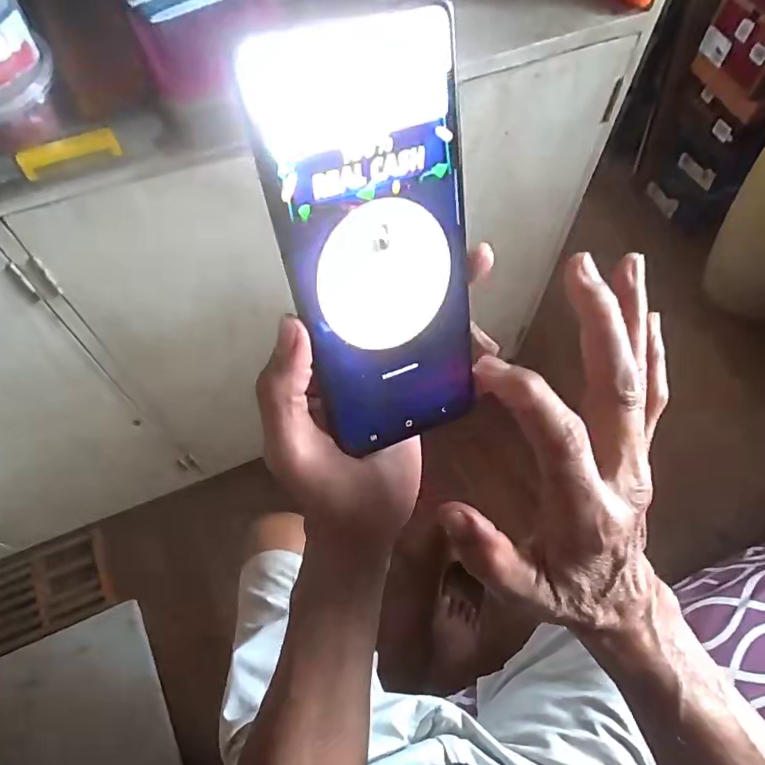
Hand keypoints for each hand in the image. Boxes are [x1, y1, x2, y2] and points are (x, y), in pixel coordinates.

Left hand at [258, 244, 496, 552]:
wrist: (364, 529)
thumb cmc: (318, 488)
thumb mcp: (286, 442)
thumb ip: (279, 389)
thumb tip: (292, 322)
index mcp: (314, 368)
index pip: (332, 311)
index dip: (352, 272)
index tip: (381, 236)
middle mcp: (350, 366)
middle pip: (381, 309)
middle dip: (413, 273)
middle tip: (448, 241)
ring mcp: (386, 380)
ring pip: (414, 331)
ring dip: (445, 302)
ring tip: (478, 269)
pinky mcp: (416, 398)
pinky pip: (435, 362)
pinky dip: (459, 345)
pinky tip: (484, 334)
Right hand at [437, 251, 679, 666]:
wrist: (623, 602)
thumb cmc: (568, 594)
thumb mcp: (524, 593)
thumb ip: (489, 558)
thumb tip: (451, 514)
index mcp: (586, 503)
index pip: (560, 434)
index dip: (526, 394)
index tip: (485, 367)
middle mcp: (622, 469)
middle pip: (619, 387)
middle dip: (600, 323)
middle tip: (581, 269)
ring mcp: (638, 455)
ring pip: (643, 379)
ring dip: (632, 318)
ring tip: (627, 264)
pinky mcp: (642, 450)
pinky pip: (654, 393)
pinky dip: (652, 349)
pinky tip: (647, 313)